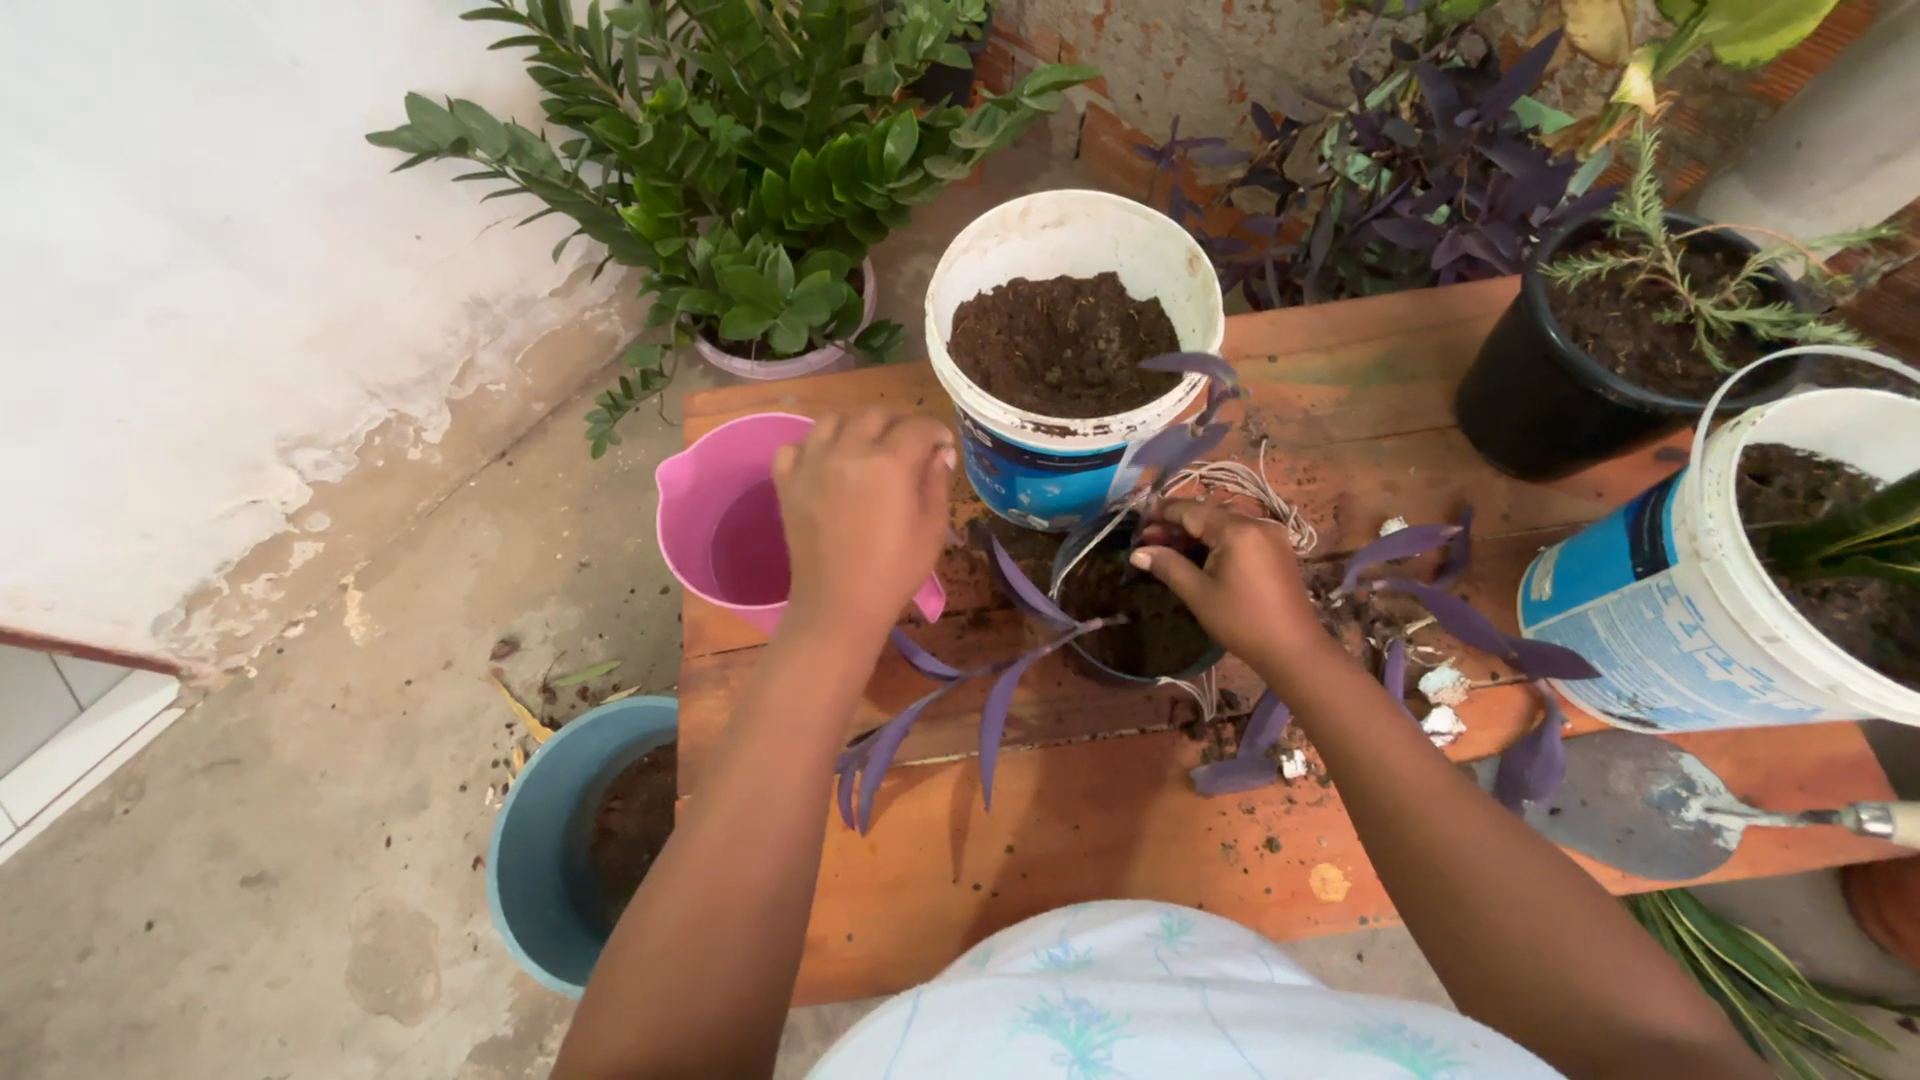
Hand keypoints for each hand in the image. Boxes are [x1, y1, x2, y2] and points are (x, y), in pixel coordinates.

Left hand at [771, 410, 955, 643]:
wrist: (839, 605)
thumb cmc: (895, 571)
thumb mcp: (931, 527)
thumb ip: (936, 481)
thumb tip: (939, 452)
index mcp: (890, 462)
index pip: (918, 427)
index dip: (936, 432)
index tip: (941, 445)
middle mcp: (848, 451)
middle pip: (874, 415)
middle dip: (897, 424)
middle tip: (908, 446)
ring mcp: (812, 464)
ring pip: (833, 421)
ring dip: (855, 427)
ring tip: (865, 447)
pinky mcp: (787, 482)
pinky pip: (795, 447)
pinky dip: (812, 448)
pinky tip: (826, 464)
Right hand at [1129, 499, 1333, 675]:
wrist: (1293, 647)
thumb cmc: (1241, 621)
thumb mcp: (1198, 593)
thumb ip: (1168, 566)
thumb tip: (1137, 553)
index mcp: (1237, 530)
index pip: (1191, 510)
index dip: (1162, 513)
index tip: (1138, 520)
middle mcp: (1257, 523)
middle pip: (1208, 513)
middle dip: (1177, 524)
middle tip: (1148, 541)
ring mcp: (1271, 534)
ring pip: (1224, 522)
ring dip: (1196, 532)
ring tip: (1170, 548)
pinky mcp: (1278, 548)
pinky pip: (1241, 533)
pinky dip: (1217, 539)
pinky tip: (1200, 554)